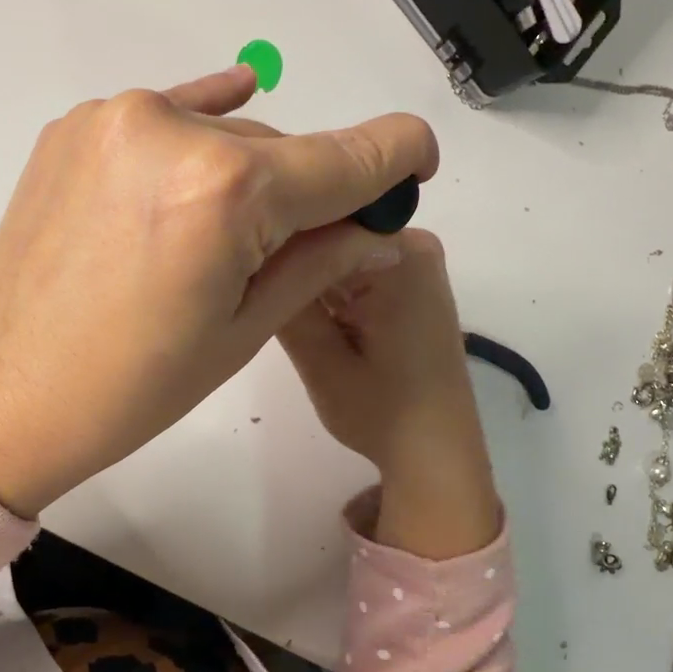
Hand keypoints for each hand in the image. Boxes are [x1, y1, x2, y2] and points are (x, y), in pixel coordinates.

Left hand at [0, 66, 437, 516]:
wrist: (9, 399)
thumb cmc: (126, 390)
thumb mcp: (241, 332)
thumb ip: (319, 261)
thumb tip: (374, 229)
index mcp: (225, 192)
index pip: (347, 157)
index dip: (395, 161)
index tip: (416, 167)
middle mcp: (169, 132)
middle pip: (279, 149)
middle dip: (304, 192)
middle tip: (301, 248)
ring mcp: (112, 123)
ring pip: (219, 135)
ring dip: (243, 177)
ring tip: (218, 247)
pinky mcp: (74, 132)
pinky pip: (162, 123)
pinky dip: (194, 138)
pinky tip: (220, 124)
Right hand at [278, 230, 501, 559]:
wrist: (435, 451)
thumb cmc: (381, 411)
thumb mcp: (322, 363)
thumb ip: (287, 308)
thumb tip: (249, 260)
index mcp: (398, 253)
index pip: (320, 220)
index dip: (275, 241)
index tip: (238, 264)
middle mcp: (414, 245)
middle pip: (330, 233)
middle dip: (291, 261)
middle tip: (248, 292)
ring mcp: (415, 266)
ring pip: (339, 254)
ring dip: (306, 278)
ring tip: (269, 304)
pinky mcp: (410, 289)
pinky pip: (356, 272)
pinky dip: (328, 292)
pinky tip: (306, 317)